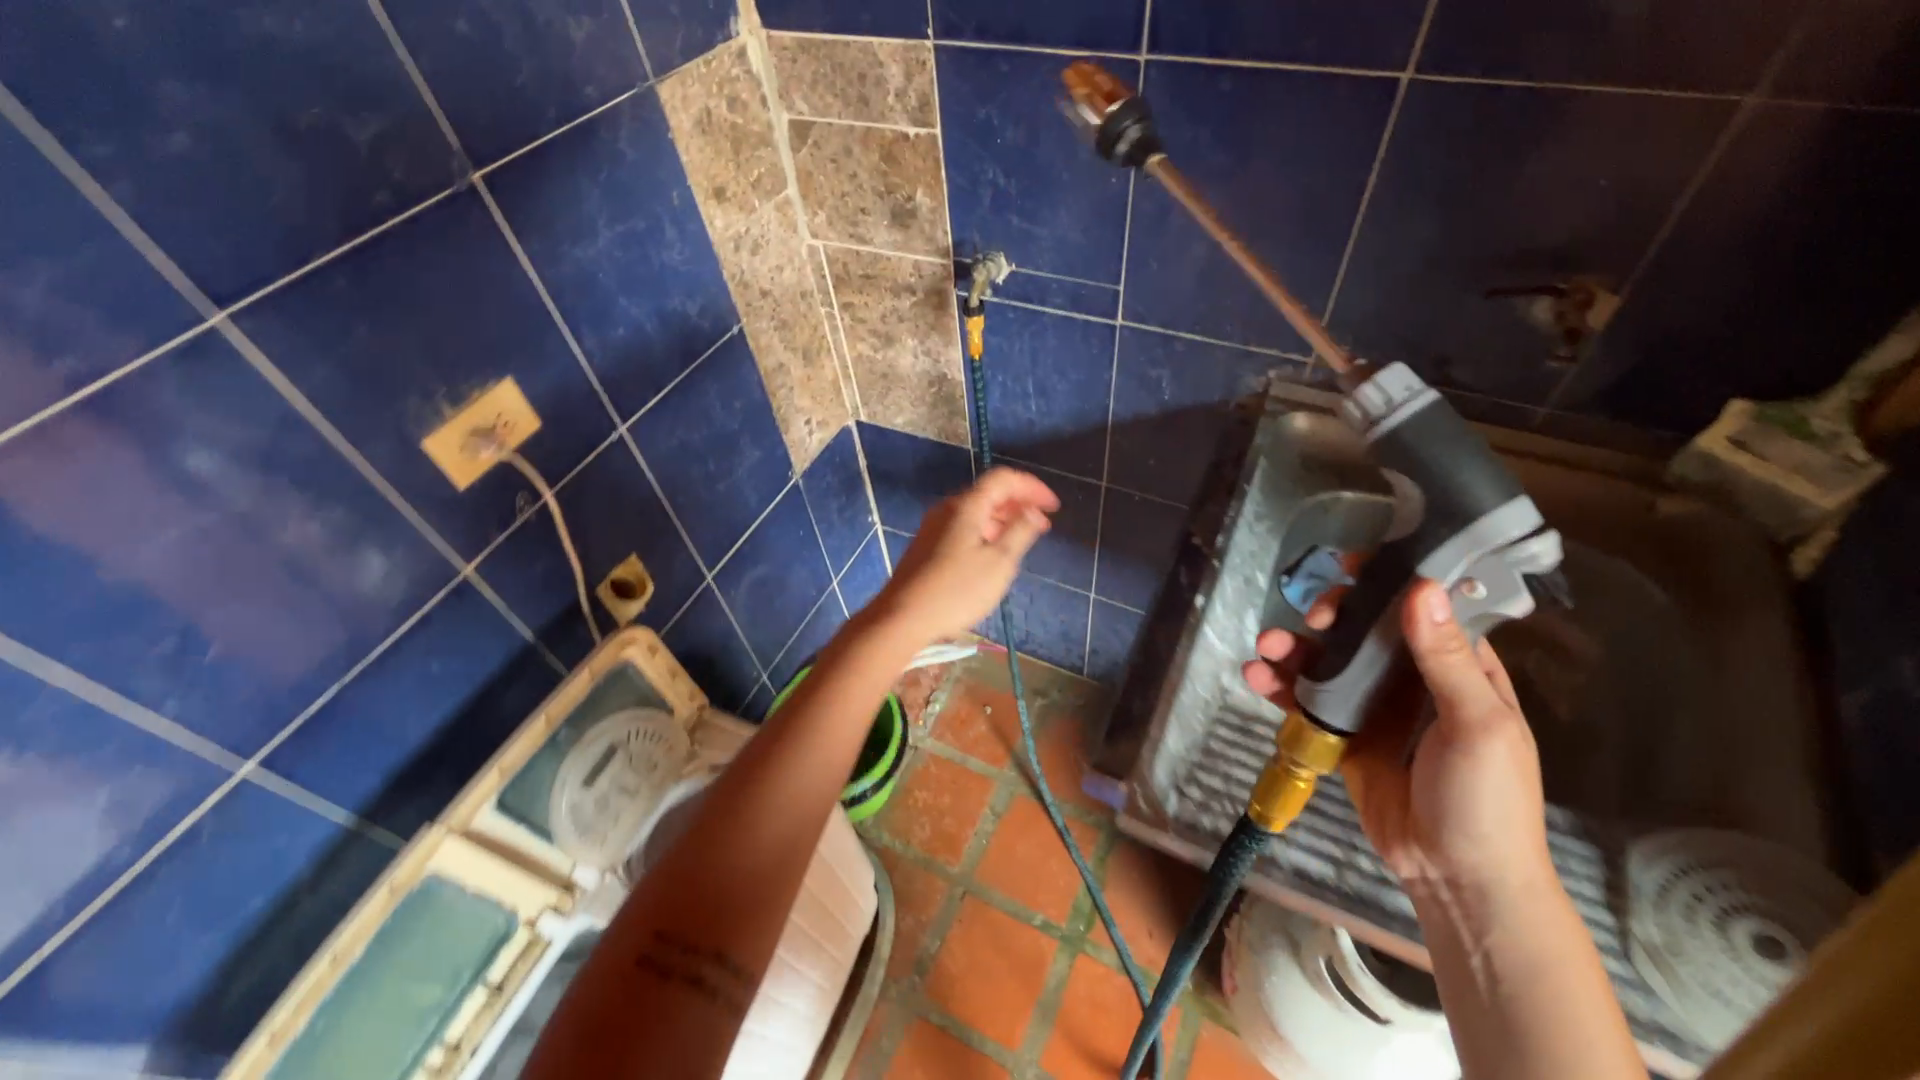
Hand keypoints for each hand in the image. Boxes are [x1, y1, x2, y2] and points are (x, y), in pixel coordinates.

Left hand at [872, 467, 1058, 644]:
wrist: (902, 617)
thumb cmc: (956, 591)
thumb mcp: (998, 563)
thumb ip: (1019, 531)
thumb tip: (1033, 510)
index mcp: (966, 506)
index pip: (1003, 479)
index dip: (1032, 487)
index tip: (1053, 506)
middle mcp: (948, 509)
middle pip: (988, 493)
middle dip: (1019, 504)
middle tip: (1042, 524)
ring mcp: (934, 527)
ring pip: (975, 511)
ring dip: (1002, 519)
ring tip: (1022, 539)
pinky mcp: (927, 545)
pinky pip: (963, 526)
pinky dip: (985, 530)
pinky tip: (993, 554)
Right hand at [1242, 580, 1551, 892]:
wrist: (1457, 877)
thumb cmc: (1486, 800)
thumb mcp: (1478, 725)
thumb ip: (1446, 659)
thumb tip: (1421, 588)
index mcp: (1462, 670)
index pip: (1425, 608)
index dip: (1391, 580)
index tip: (1354, 563)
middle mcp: (1415, 681)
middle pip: (1367, 630)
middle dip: (1335, 614)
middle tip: (1316, 615)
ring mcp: (1376, 710)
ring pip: (1330, 663)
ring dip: (1296, 648)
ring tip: (1267, 644)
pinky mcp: (1344, 738)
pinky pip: (1308, 703)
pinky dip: (1280, 688)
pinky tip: (1255, 677)